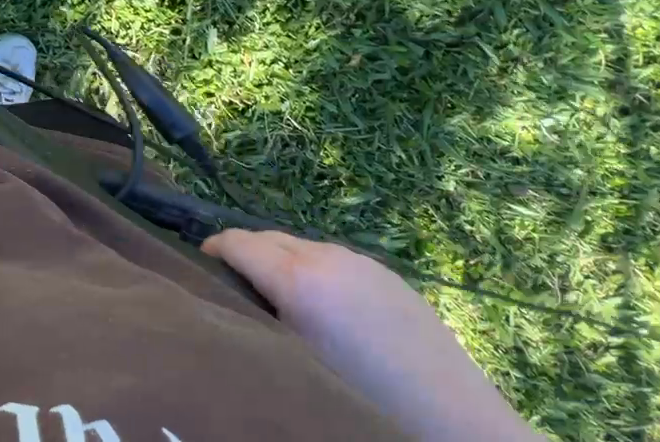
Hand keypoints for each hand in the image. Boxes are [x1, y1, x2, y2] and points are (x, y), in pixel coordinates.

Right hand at [203, 230, 545, 441]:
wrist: (461, 431)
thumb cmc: (363, 402)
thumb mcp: (293, 362)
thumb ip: (253, 317)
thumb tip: (220, 295)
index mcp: (299, 279)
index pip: (234, 241)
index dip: (209, 254)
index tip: (199, 278)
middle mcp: (328, 257)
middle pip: (264, 237)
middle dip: (243, 257)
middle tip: (236, 297)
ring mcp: (363, 263)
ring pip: (298, 247)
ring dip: (279, 264)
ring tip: (283, 308)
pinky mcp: (390, 275)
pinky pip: (333, 260)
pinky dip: (314, 273)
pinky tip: (328, 315)